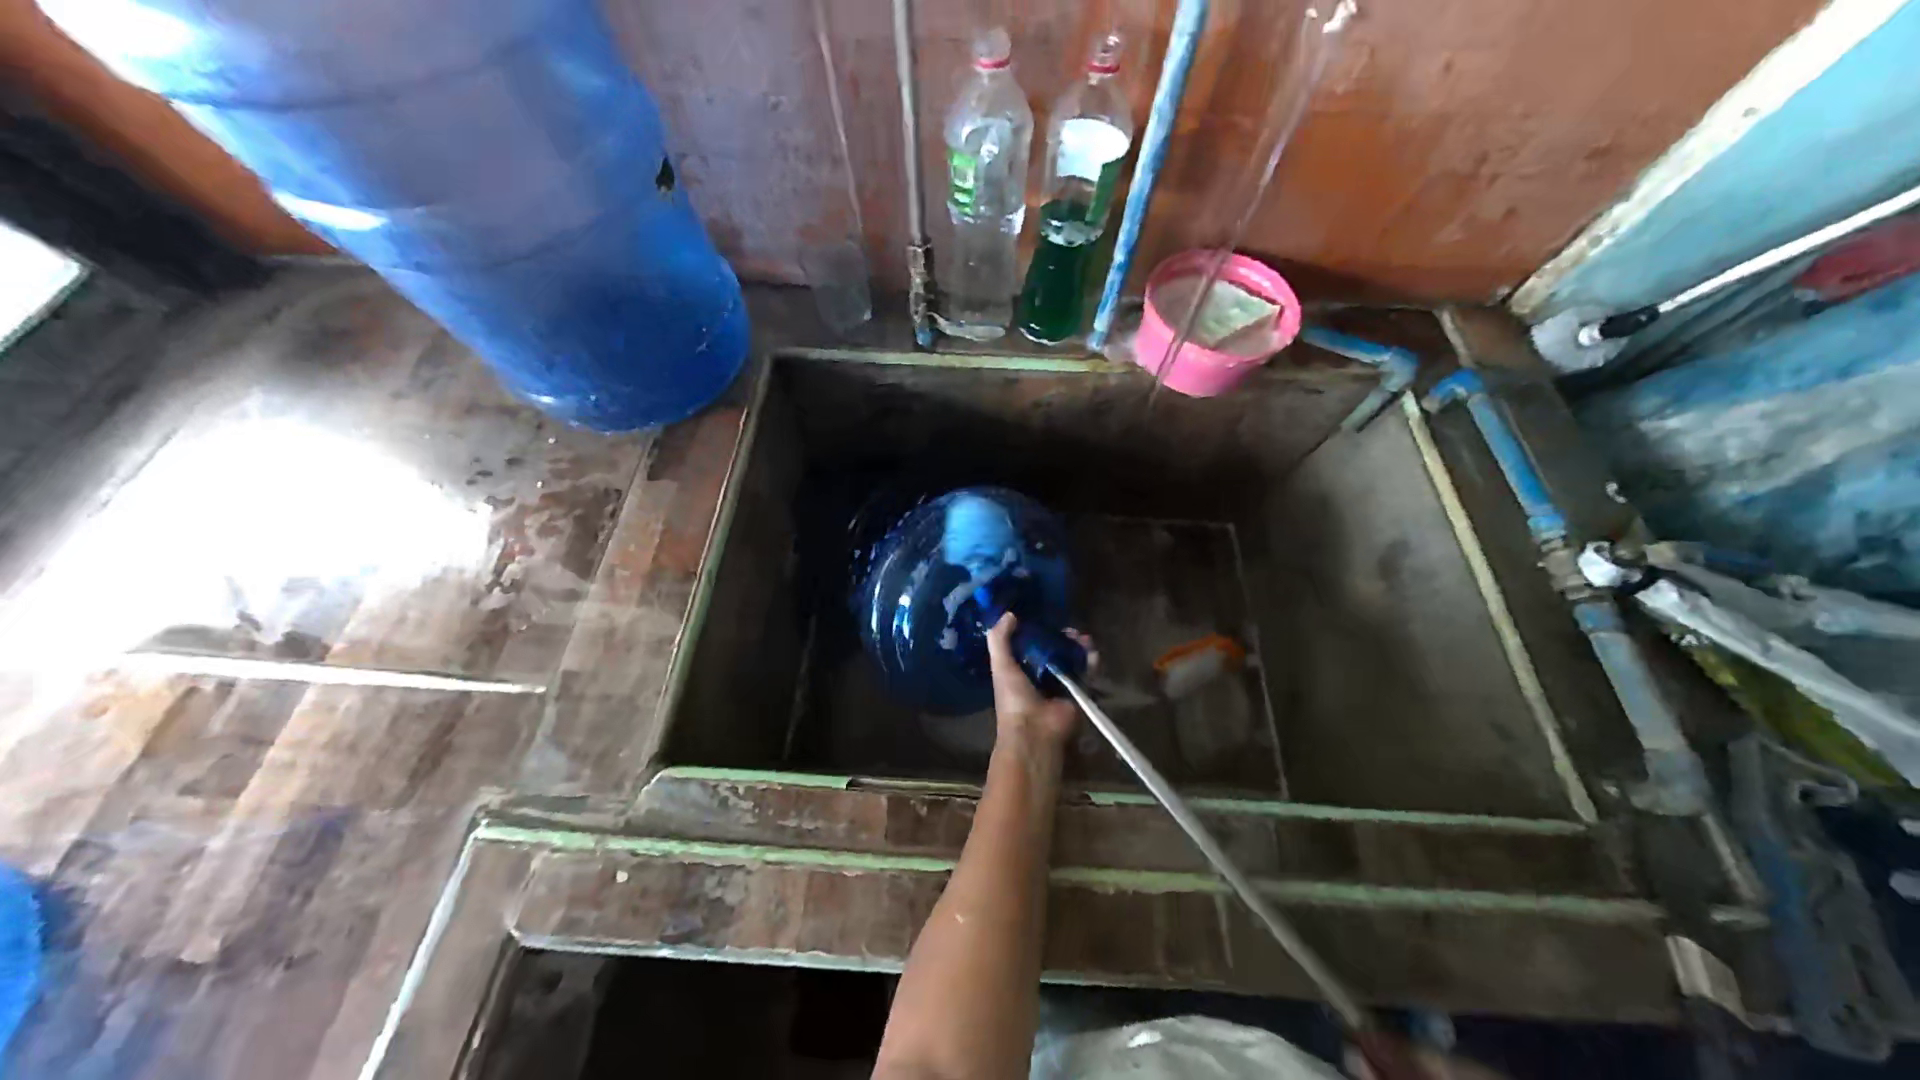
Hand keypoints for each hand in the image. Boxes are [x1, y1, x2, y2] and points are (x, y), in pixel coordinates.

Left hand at [985, 613, 1094, 747]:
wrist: (1035, 730)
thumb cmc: (1014, 698)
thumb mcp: (1001, 665)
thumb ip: (999, 639)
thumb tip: (1009, 614)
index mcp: (1020, 671)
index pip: (1031, 646)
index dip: (1038, 632)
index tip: (1044, 619)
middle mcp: (1042, 677)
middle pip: (1055, 651)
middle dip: (1062, 638)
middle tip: (1067, 629)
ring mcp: (1062, 684)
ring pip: (1073, 659)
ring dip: (1077, 646)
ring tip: (1079, 636)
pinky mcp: (1080, 691)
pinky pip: (1087, 671)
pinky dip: (1090, 659)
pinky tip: (1089, 648)